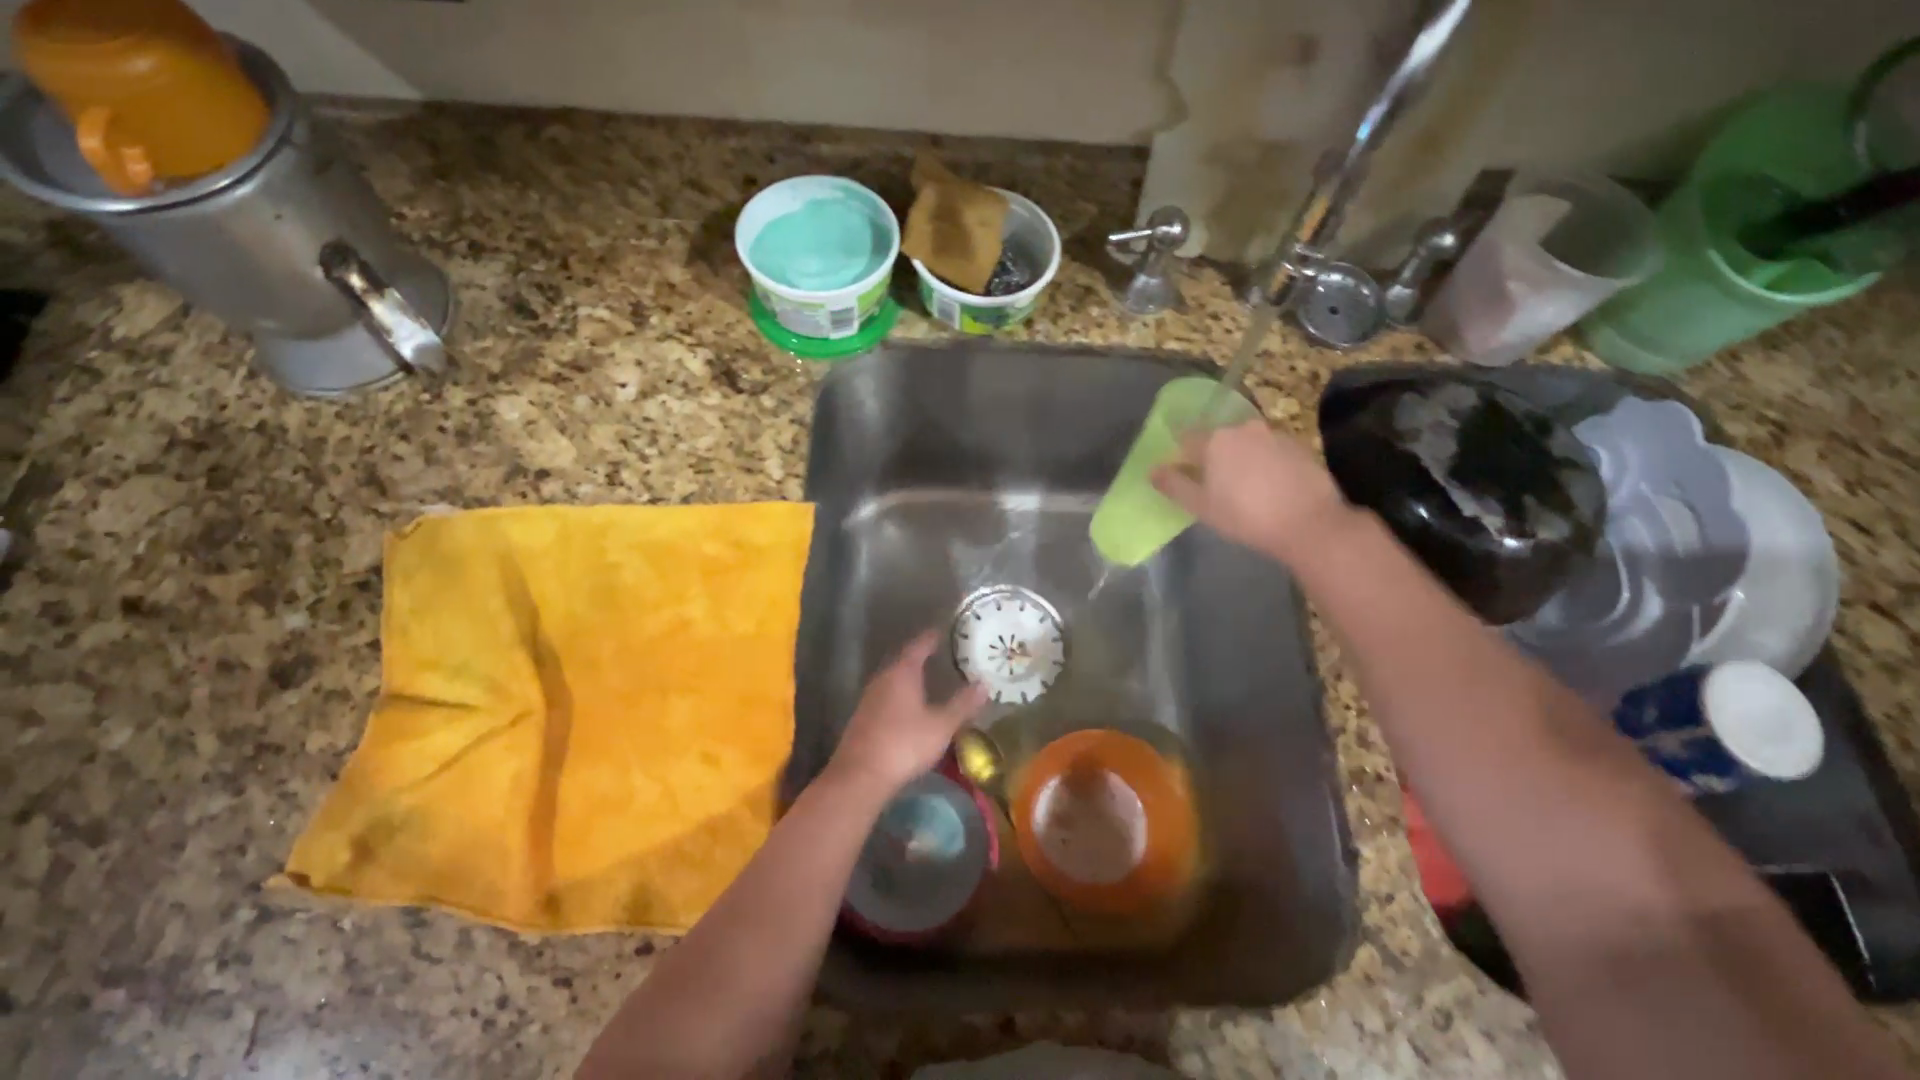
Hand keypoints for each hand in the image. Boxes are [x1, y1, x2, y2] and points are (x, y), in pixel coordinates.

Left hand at [828, 630, 988, 795]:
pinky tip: (906, 710)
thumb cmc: (905, 744)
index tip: (940, 632)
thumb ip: (963, 704)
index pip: (918, 647)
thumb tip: (984, 683)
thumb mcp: (942, 725)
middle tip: (935, 656)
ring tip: (924, 681)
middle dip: (918, 659)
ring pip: (891, 681)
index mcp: (902, 673)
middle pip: (902, 662)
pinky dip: (898, 698)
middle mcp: (882, 680)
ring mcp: (868, 700)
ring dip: (907, 679)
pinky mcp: (862, 719)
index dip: (930, 639)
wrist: (861, 775)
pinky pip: (884, 699)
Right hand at [1151, 418, 1349, 560]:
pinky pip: (1271, 452)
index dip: (1183, 458)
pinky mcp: (1299, 447)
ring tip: (1247, 490)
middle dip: (1214, 458)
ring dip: (1242, 460)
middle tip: (1217, 488)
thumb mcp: (1201, 506)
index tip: (1186, 477)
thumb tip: (1153, 470)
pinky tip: (1271, 489)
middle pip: (1219, 439)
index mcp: (1215, 440)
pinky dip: (1266, 465)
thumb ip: (1174, 485)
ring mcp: (1274, 435)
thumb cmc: (1245, 516)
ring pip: (1247, 444)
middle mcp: (1243, 428)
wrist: (1310, 523)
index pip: (1187, 439)